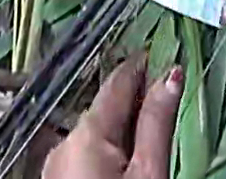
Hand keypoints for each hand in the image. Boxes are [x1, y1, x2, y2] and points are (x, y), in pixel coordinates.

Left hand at [44, 57, 181, 178]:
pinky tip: (124, 166)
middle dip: (136, 102)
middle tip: (168, 102)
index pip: (120, 79)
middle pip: (108, 106)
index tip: (170, 58)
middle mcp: (63, 142)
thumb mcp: (149, 175)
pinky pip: (84, 156)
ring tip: (150, 138)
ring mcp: (52, 168)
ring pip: (97, 133)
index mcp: (86, 131)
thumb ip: (157, 122)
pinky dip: (106, 152)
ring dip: (122, 129)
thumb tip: (172, 73)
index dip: (146, 64)